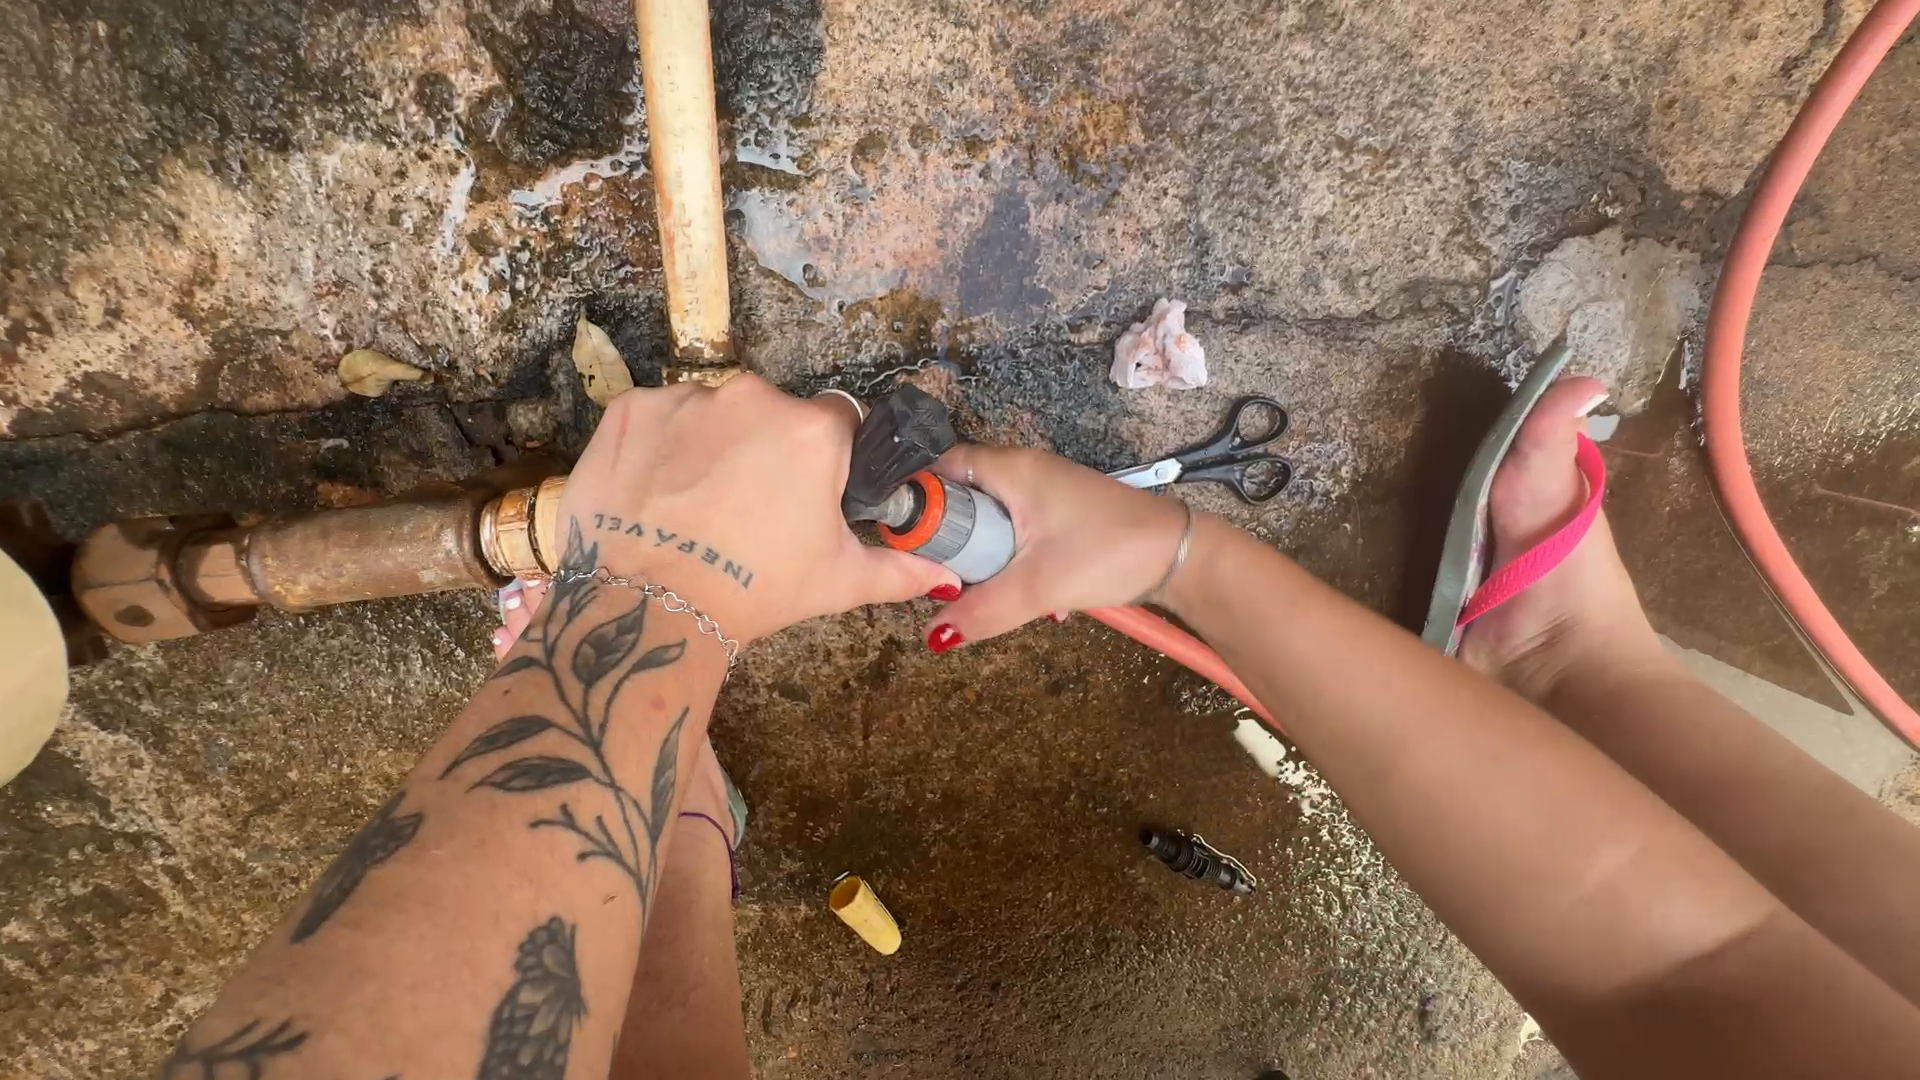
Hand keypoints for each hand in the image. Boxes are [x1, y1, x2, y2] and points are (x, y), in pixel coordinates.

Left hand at [555, 375, 956, 643]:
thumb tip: (948, 579)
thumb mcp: (839, 580)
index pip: (839, 421)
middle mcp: (752, 397)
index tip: (810, 491)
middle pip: (776, 414)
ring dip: (718, 445)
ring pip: (719, 413)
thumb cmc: (759, 588)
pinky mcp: (631, 410)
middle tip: (755, 508)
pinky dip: (665, 446)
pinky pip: (663, 417)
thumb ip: (901, 570)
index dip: (829, 456)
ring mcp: (686, 398)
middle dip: (771, 449)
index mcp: (814, 431)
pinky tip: (661, 492)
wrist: (649, 608)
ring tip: (703, 505)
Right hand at [921, 443, 1189, 647]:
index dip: (917, 497)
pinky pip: (1016, 526)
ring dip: (982, 552)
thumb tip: (934, 637)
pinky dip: (1009, 554)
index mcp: (1012, 469)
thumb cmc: (1108, 553)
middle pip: (962, 493)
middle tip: (941, 574)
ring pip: (990, 515)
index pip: (942, 465)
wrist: (1180, 555)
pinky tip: (1019, 589)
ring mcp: (1045, 488)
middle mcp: (1024, 469)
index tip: (904, 539)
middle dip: (950, 536)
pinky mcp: (1061, 509)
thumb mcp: (1039, 586)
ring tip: (977, 589)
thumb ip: (983, 611)